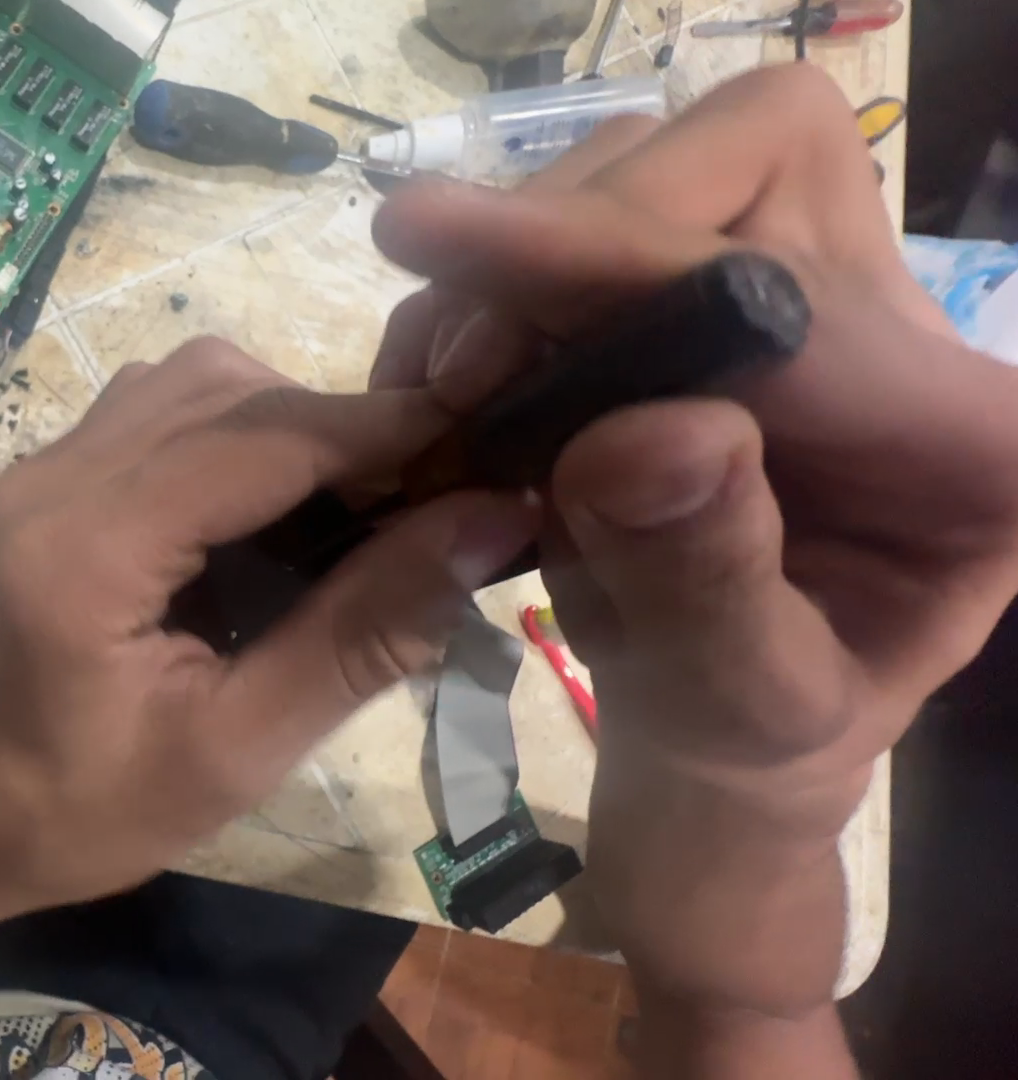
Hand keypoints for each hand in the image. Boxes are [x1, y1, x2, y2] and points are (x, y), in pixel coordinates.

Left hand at [0, 339, 538, 920]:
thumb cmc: (99, 807)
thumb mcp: (240, 746)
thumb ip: (360, 634)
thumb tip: (483, 522)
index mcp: (82, 556)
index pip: (249, 442)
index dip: (371, 429)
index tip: (469, 442)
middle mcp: (43, 484)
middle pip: (215, 391)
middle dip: (328, 423)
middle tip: (408, 489)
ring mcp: (30, 472)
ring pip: (182, 385)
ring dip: (277, 420)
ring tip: (336, 497)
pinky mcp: (35, 479)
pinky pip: (148, 412)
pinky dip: (224, 434)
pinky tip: (256, 502)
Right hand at [370, 63, 1017, 1018]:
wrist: (711, 730)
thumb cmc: (741, 738)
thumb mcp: (733, 702)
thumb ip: (707, 579)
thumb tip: (636, 436)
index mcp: (942, 437)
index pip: (773, 287)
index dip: (596, 255)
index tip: (429, 238)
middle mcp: (867, 340)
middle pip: (736, 152)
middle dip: (565, 236)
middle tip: (464, 377)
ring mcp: (757, 323)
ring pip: (631, 179)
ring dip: (505, 277)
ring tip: (450, 403)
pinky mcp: (658, 336)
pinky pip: (558, 252)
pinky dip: (474, 307)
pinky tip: (448, 401)